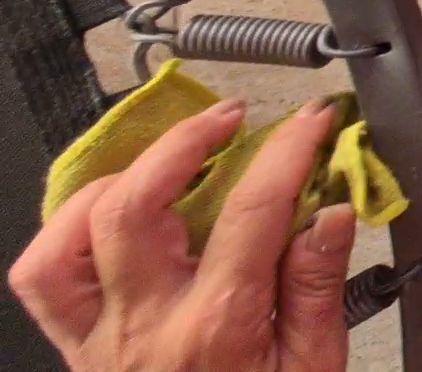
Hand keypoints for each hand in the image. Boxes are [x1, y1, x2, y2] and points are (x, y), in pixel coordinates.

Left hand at [9, 99, 356, 371]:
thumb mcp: (316, 359)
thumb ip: (319, 283)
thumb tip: (334, 210)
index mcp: (217, 322)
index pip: (255, 208)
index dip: (291, 148)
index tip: (318, 118)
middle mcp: (144, 324)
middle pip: (133, 211)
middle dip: (184, 144)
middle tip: (232, 116)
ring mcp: (97, 336)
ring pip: (65, 242)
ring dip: (117, 180)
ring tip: (168, 154)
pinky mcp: (77, 345)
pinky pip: (45, 277)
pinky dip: (73, 226)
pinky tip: (121, 203)